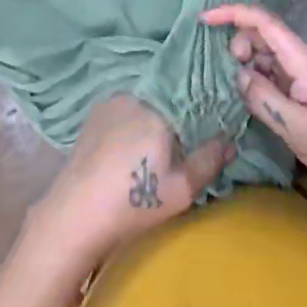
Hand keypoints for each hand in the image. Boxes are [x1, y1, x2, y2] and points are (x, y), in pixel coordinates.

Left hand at [25, 95, 233, 267]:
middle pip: (168, 97)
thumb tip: (230, 140)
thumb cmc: (133, 201)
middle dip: (181, 114)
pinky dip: (136, 119)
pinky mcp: (95, 113)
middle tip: (190, 138)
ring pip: (146, 102)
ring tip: (162, 143)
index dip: (206, 107)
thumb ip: (208, 161)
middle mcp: (134, 95)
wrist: (76, 211)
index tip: (217, 122)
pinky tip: (136, 144)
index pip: (191, 95)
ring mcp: (111, 101)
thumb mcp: (180, 190)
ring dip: (156, 116)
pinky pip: (126, 108)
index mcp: (158, 109)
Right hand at [202, 4, 306, 188]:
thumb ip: (264, 98)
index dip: (231, 12)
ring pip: (264, 48)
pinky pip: (272, 65)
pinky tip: (253, 96)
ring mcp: (304, 66)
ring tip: (244, 93)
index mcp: (303, 57)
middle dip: (238, 45)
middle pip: (260, 31)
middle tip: (236, 81)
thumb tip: (238, 74)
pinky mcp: (304, 80)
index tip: (203, 19)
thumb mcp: (298, 128)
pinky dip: (256, 74)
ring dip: (246, 62)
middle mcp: (303, 53)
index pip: (263, 20)